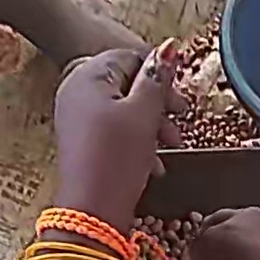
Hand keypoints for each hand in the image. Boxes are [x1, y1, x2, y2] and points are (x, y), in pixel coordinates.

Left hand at [52, 43, 183, 232]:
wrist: (93, 211)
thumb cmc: (118, 159)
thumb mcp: (143, 115)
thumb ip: (156, 79)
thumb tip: (169, 48)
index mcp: (89, 75)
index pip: (131, 59)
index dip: (160, 77)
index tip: (181, 102)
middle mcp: (77, 92)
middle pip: (127, 86)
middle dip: (157, 107)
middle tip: (179, 128)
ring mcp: (78, 120)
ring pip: (123, 113)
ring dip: (151, 128)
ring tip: (169, 149)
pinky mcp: (83, 146)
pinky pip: (114, 134)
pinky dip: (136, 144)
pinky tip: (153, 165)